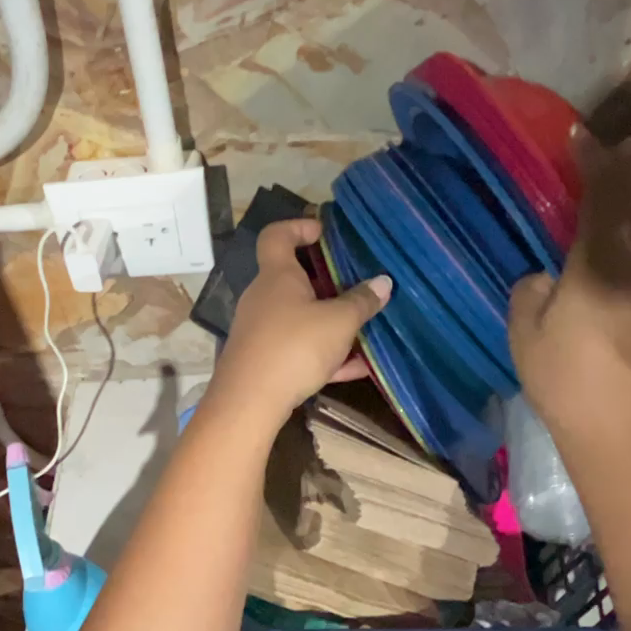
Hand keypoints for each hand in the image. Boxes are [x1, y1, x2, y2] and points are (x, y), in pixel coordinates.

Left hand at [207, 218, 391, 424]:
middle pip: (293, 280)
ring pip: (299, 319)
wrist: (248, 402)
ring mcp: (259, 332)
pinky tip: (357, 368)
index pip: (276, 236)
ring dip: (329, 324)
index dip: (298, 227)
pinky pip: (298, 351)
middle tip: (357, 287)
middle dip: (326, 283)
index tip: (322, 232)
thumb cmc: (293, 348)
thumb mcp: (338, 323)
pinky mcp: (262, 362)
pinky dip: (324, 355)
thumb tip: (382, 282)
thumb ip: (361, 302)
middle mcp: (262, 299)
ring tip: (364, 330)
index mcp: (276, 276)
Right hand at [508, 134, 630, 421]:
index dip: (591, 163)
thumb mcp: (526, 335)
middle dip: (628, 170)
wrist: (630, 429)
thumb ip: (531, 293)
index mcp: (603, 261)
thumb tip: (546, 276)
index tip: (579, 136)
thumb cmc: (568, 381)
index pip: (601, 196)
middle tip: (616, 148)